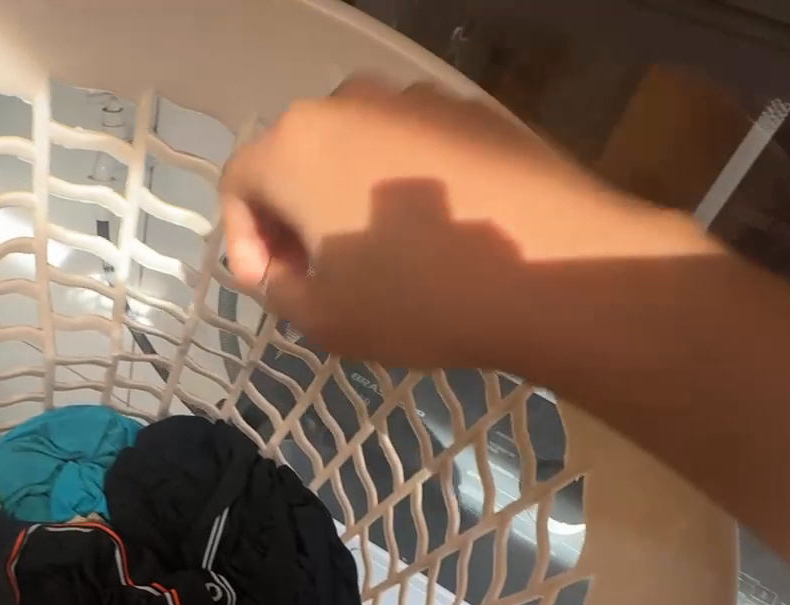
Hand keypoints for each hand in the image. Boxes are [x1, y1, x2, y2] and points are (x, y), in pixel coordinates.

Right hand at [219, 79, 710, 368]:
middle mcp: (346, 103)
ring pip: (351, 153)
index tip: (272, 286)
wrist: (551, 265)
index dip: (242, 241)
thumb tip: (279, 271)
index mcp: (295, 147)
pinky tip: (430, 240)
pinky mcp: (469, 112)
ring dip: (343, 203)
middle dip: (292, 221)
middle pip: (294, 161)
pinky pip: (407, 151)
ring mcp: (413, 99)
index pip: (237, 184)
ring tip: (377, 262)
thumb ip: (277, 291)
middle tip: (318, 277)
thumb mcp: (324, 320)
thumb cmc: (416, 299)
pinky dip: (397, 190)